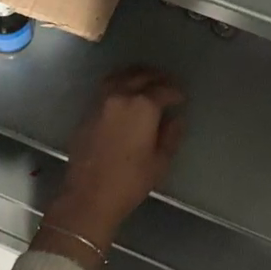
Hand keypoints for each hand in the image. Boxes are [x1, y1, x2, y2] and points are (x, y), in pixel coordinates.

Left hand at [36, 66, 185, 269]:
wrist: (88, 195)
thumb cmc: (129, 181)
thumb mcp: (160, 161)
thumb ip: (171, 135)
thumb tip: (176, 119)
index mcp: (142, 106)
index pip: (163, 89)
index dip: (175, 92)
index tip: (182, 97)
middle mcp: (121, 95)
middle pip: (141, 75)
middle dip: (157, 77)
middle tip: (168, 84)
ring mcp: (101, 100)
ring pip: (121, 76)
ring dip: (137, 75)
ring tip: (147, 81)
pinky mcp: (88, 110)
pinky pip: (107, 86)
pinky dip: (120, 82)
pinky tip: (125, 92)